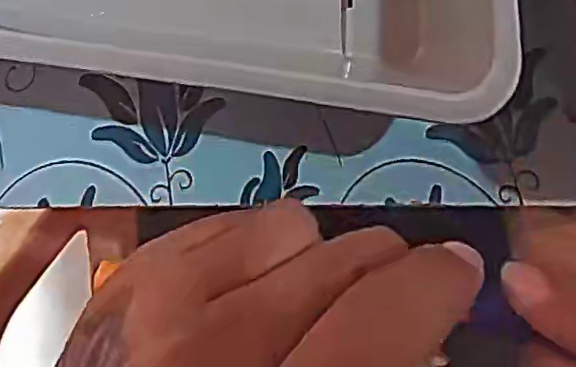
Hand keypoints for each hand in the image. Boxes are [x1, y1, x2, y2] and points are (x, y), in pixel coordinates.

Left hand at [58, 200, 484, 366]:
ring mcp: (154, 306)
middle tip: (393, 279)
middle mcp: (203, 349)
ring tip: (312, 288)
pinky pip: (219, 222)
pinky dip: (251, 241)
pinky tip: (256, 274)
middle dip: (378, 263)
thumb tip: (416, 333)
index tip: (451, 270)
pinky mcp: (124, 281)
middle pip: (331, 261)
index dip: (431, 285)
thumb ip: (365, 359)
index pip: (376, 321)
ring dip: (312, 252)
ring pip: (282, 225)